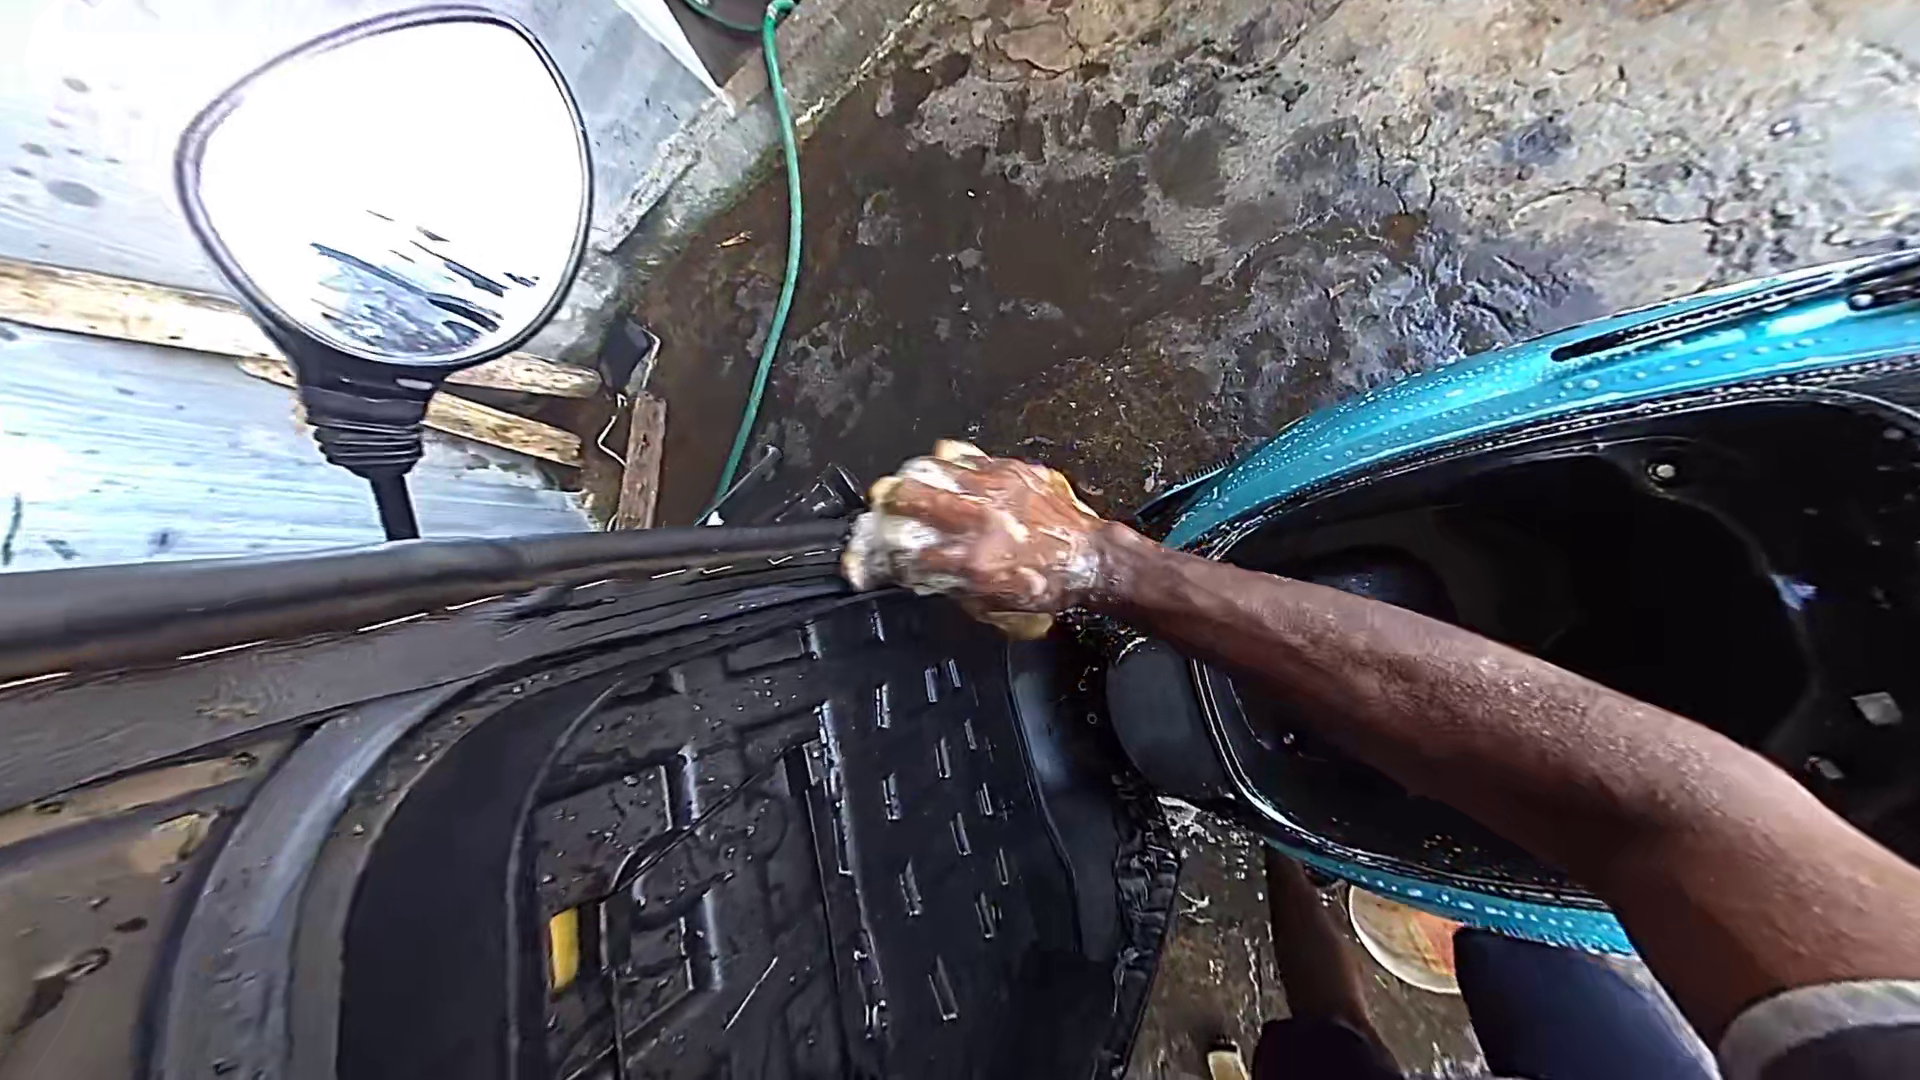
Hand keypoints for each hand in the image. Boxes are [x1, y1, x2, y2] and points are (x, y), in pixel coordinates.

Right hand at [841, 441, 1116, 635]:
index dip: (878, 557)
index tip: (867, 558)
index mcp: (971, 562)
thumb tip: (918, 571)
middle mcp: (978, 521)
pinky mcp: (1010, 470)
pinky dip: (947, 459)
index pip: (907, 553)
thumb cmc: (1048, 584)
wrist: (1090, 558)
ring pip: (934, 469)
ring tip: (903, 481)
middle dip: (886, 502)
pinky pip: (966, 454)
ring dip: (911, 476)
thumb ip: (951, 585)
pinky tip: (941, 464)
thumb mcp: (991, 604)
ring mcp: (993, 490)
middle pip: (911, 498)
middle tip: (879, 505)